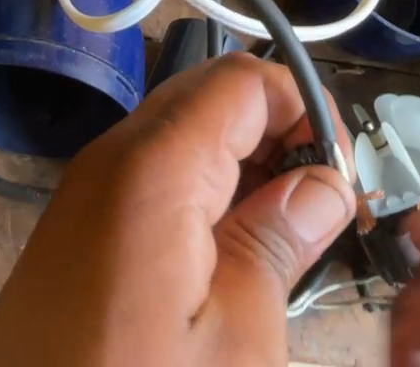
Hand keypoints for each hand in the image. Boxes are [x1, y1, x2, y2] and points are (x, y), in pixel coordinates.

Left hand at [0, 53, 355, 366]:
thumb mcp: (234, 339)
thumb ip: (278, 241)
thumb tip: (322, 182)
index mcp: (155, 163)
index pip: (244, 80)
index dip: (303, 109)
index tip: (339, 176)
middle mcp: (115, 153)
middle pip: (212, 96)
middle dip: (277, 131)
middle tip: (321, 205)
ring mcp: (90, 184)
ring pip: (185, 130)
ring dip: (243, 161)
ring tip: (285, 231)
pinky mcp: (80, 218)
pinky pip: (154, 169)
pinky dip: (203, 186)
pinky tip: (231, 245)